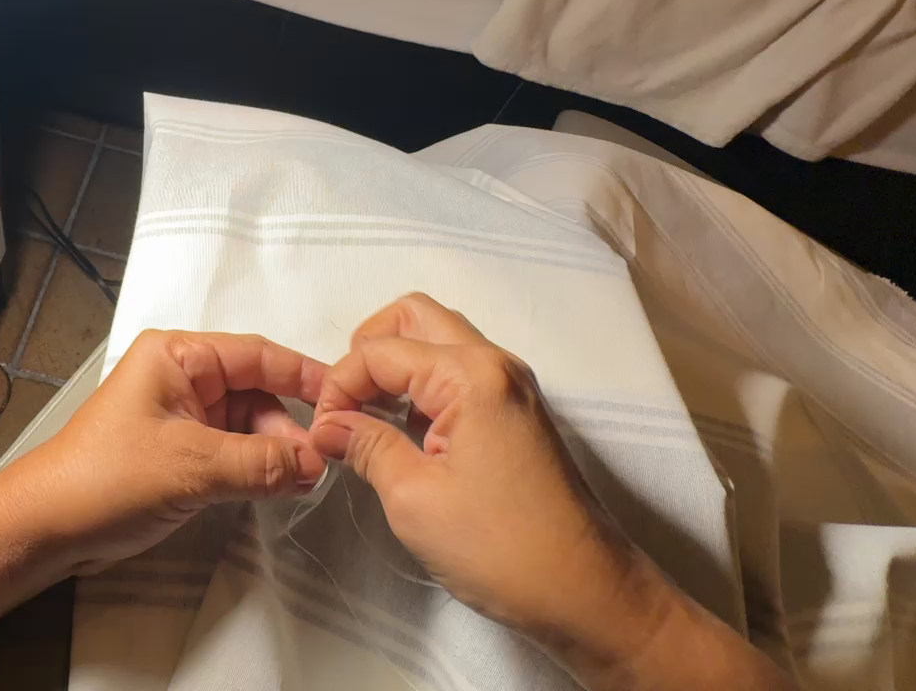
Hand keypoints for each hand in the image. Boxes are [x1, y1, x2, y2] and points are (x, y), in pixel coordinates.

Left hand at [3, 330, 329, 574]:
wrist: (48, 528)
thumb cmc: (109, 478)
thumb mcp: (191, 466)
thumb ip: (260, 462)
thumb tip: (317, 464)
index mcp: (178, 356)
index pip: (254, 354)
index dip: (302, 373)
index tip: (346, 394)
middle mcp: (183, 376)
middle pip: (254, 389)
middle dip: (287, 424)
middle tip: (322, 461)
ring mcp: (182, 413)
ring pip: (246, 421)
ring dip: (274, 449)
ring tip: (303, 480)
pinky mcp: (181, 448)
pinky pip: (232, 447)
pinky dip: (256, 465)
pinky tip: (280, 485)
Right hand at [308, 295, 667, 658]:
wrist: (592, 597)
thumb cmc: (503, 550)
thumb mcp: (413, 498)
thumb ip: (364, 444)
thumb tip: (327, 425)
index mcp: (470, 375)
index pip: (380, 351)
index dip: (339, 385)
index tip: (322, 430)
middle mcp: (494, 361)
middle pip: (412, 317)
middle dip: (367, 350)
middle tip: (346, 402)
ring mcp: (509, 381)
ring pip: (435, 337)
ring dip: (395, 363)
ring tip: (368, 413)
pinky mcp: (514, 406)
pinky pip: (455, 366)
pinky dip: (419, 381)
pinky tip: (401, 425)